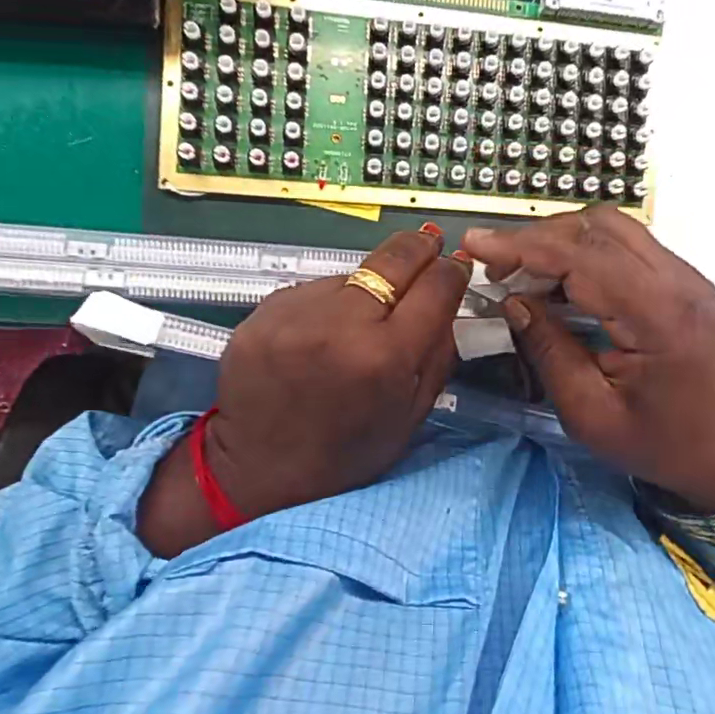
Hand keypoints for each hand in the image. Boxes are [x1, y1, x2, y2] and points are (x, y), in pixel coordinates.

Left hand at [138, 227, 470, 555]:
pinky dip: (325, 304)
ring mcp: (295, 313)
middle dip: (419, 248)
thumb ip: (437, 356)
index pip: (436, 286)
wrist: (257, 468)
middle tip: (429, 245)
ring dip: (365, 287)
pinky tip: (318, 335)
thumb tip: (451, 303)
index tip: (456, 267)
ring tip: (357, 323)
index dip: (453, 271)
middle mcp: (338, 324)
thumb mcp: (407, 418)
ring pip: (349, 275)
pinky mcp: (262, 311)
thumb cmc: (342, 456)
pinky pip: (311, 291)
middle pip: (394, 258)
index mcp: (384, 357)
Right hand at [461, 207, 714, 515]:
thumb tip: (513, 302)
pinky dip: (581, 251)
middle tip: (494, 269)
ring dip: (557, 241)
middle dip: (535, 239)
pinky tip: (556, 280)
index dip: (520, 245)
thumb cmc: (660, 444)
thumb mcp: (588, 412)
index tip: (473, 244)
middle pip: (596, 227)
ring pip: (610, 228)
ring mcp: (685, 276)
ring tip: (519, 272)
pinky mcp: (681, 281)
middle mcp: (678, 281)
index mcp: (657, 316)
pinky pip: (624, 245)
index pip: (580, 256)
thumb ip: (548, 350)